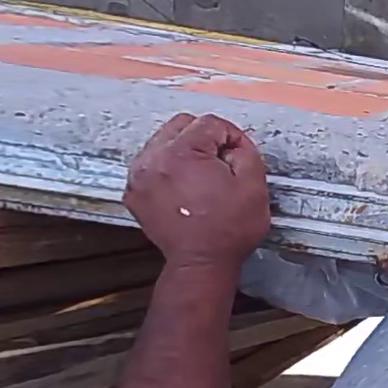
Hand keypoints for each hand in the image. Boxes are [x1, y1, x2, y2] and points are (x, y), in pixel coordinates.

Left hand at [124, 113, 270, 272]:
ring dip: (185, 151)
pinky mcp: (134, 192)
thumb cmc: (229, 230)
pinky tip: (184, 188)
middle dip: (205, 138)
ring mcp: (139, 176)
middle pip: (182, 125)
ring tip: (201, 177)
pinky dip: (168, 169)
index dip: (232, 137)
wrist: (202, 264)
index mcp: (182, 154)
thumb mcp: (254, 186)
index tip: (239, 156)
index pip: (210, 123)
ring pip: (163, 141)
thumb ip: (246, 152)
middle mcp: (153, 159)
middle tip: (221, 164)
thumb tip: (233, 144)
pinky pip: (151, 164)